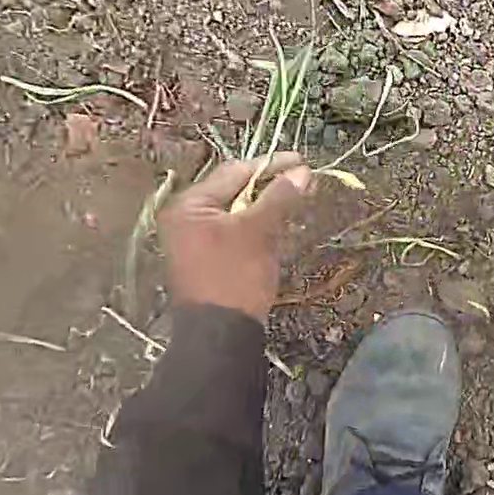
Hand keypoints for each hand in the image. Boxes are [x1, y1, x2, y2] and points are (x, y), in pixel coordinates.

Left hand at [158, 155, 312, 321]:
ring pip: (239, 211)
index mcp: (190, 206)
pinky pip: (239, 230)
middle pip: (235, 190)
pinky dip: (261, 224)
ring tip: (299, 196)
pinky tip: (283, 223)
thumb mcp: (258, 232)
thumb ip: (278, 197)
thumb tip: (302, 171)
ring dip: (268, 204)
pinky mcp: (212, 258)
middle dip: (271, 184)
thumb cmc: (234, 276)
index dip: (270, 165)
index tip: (301, 160)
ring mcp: (198, 240)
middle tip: (304, 178)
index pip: (234, 172)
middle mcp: (189, 218)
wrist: (221, 334)